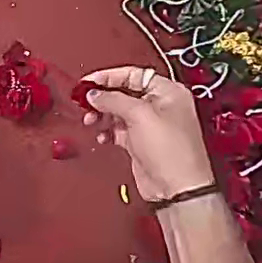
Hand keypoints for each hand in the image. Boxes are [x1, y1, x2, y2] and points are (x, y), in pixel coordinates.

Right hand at [81, 66, 216, 201]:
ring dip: (102, 115)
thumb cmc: (171, 151)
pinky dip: (108, 131)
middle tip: (85, 102)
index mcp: (168, 91)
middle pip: (124, 93)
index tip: (88, 82)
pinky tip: (102, 136)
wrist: (176, 188)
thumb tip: (94, 93)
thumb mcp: (140, 116)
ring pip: (119, 112)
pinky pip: (118, 130)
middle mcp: (160, 105)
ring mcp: (150, 125)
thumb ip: (114, 100)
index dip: (109, 77)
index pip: (134, 74)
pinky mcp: (141, 142)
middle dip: (103, 97)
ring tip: (90, 120)